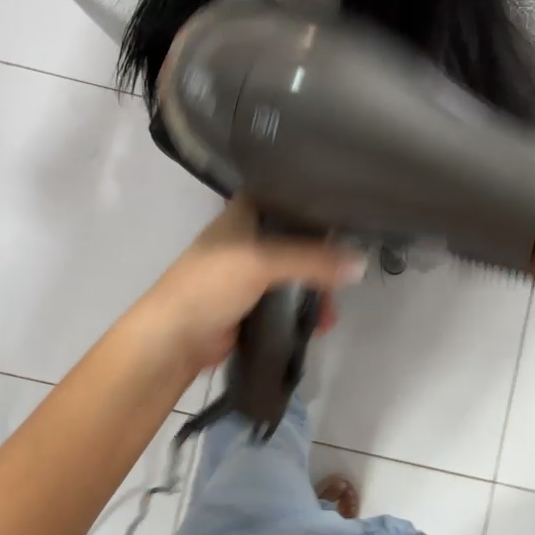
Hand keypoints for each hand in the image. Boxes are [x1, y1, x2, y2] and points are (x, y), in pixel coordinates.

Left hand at [128, 199, 364, 371]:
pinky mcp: (249, 307)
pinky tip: (321, 323)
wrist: (174, 339)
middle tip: (348, 268)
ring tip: (333, 310)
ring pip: (292, 275)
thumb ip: (311, 261)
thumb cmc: (210, 285)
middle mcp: (245, 240)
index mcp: (240, 216)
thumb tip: (360, 265)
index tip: (345, 204)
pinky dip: (302, 312)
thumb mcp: (262, 263)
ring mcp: (246, 276)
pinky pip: (285, 304)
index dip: (309, 198)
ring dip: (315, 290)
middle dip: (322, 256)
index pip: (281, 195)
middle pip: (293, 239)